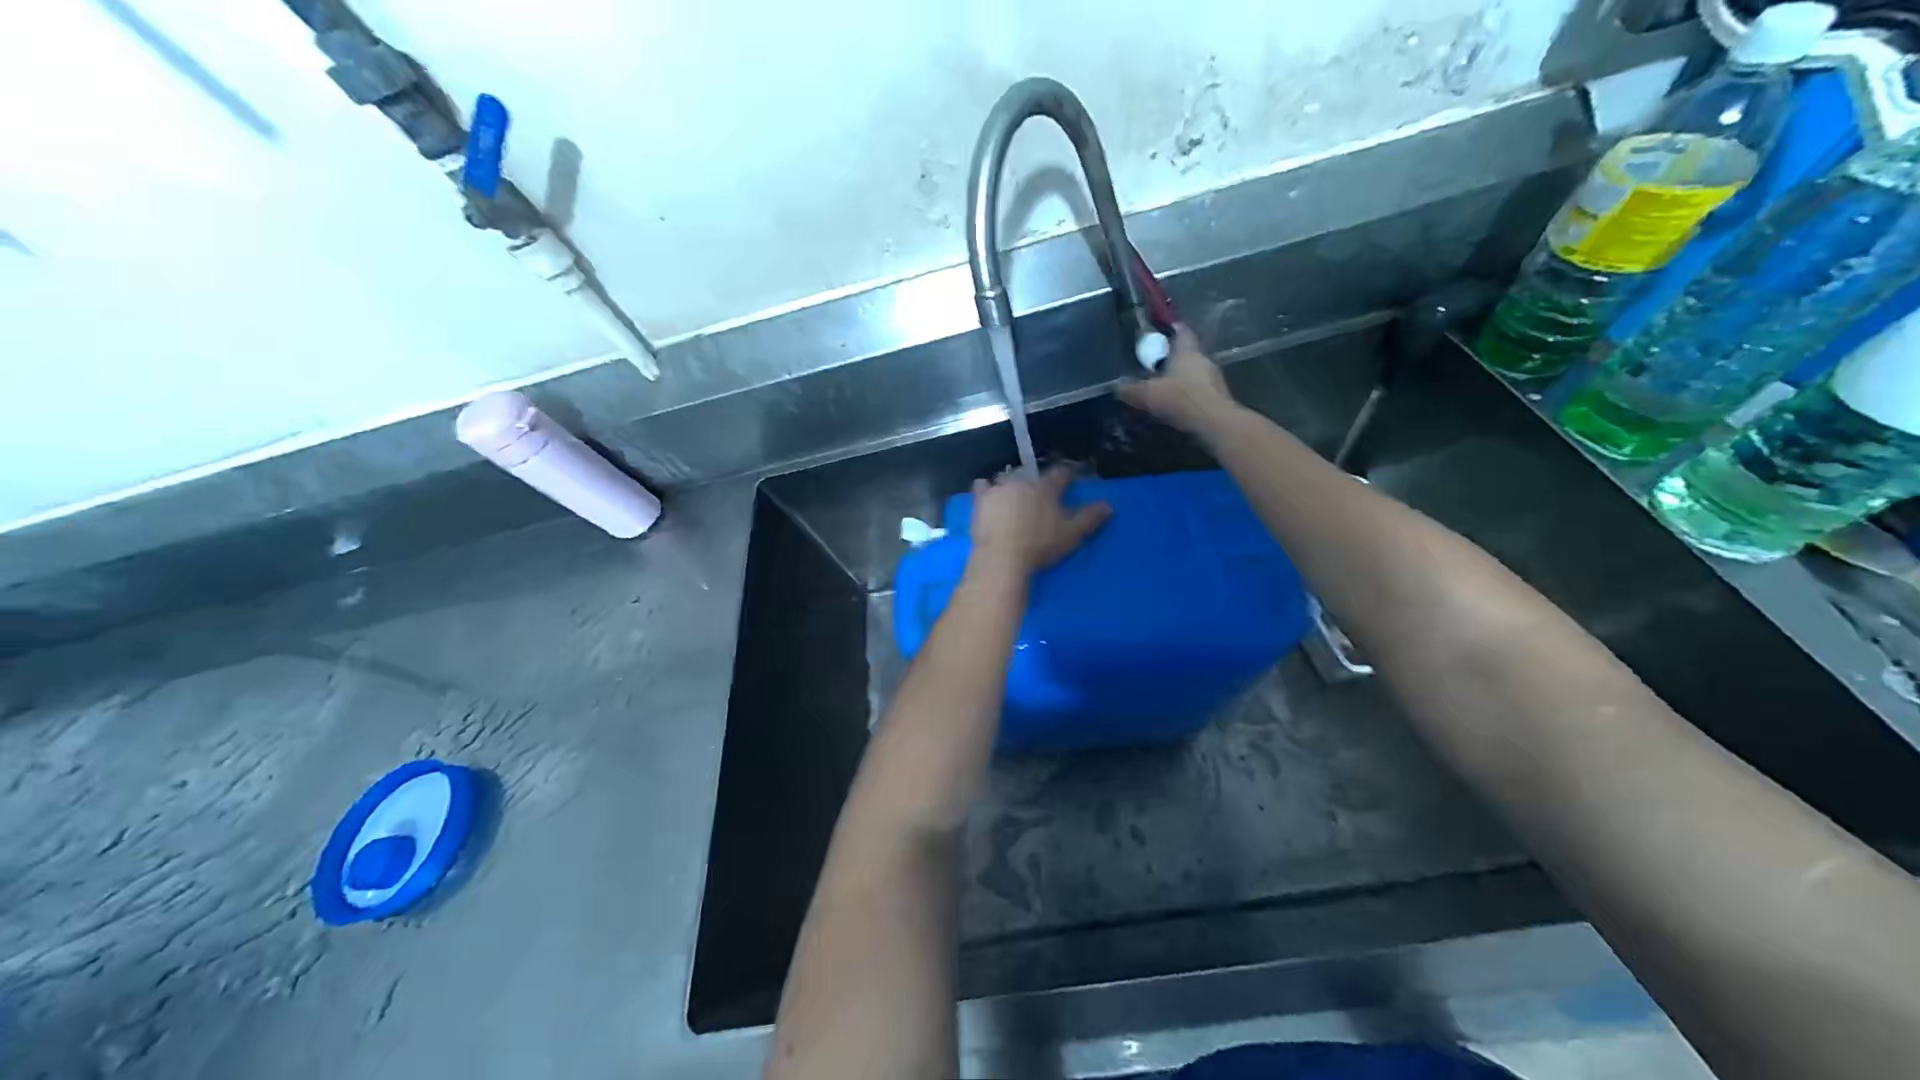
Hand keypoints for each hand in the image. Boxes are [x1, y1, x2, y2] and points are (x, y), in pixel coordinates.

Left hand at [968, 464, 1111, 576]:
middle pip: (1032, 475)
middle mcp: (1023, 482)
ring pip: (1008, 478)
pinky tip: (987, 491)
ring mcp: (999, 489)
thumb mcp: (1071, 534)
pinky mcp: (981, 500)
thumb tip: (1108, 505)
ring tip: (1015, 495)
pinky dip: (986, 488)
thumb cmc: (1040, 546)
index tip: (1069, 478)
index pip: (1060, 474)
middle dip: (1037, 482)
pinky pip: (982, 486)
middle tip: (1039, 495)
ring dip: (1012, 484)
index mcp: (1046, 488)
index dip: (1067, 475)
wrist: (1003, 557)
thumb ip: (1089, 518)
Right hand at [1117, 324, 1238, 434]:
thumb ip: (1131, 390)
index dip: (1172, 329)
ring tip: (1164, 387)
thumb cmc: (1180, 398)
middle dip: (1173, 358)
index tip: (1162, 332)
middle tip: (1156, 365)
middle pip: (1187, 353)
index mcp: (1187, 351)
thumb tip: (1117, 388)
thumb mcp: (1147, 395)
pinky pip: (1199, 390)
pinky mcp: (1218, 396)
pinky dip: (1188, 393)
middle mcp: (1203, 360)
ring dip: (1181, 377)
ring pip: (1194, 372)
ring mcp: (1213, 378)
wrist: (1214, 422)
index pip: (1182, 332)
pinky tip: (1177, 404)